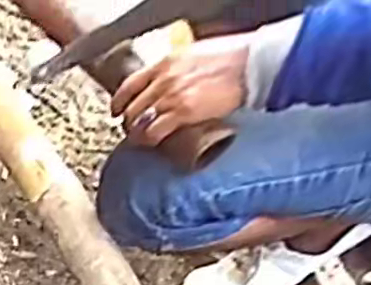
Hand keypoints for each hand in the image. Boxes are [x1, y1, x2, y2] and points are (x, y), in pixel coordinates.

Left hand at [110, 33, 249, 148]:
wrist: (253, 64)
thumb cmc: (230, 59)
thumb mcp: (194, 55)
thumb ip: (175, 70)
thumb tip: (165, 84)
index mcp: (166, 62)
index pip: (129, 85)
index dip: (119, 104)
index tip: (118, 113)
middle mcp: (163, 78)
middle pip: (130, 110)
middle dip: (130, 124)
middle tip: (136, 132)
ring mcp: (171, 96)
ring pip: (136, 124)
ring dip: (137, 136)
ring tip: (145, 139)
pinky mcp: (180, 112)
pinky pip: (151, 133)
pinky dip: (149, 141)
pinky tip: (154, 143)